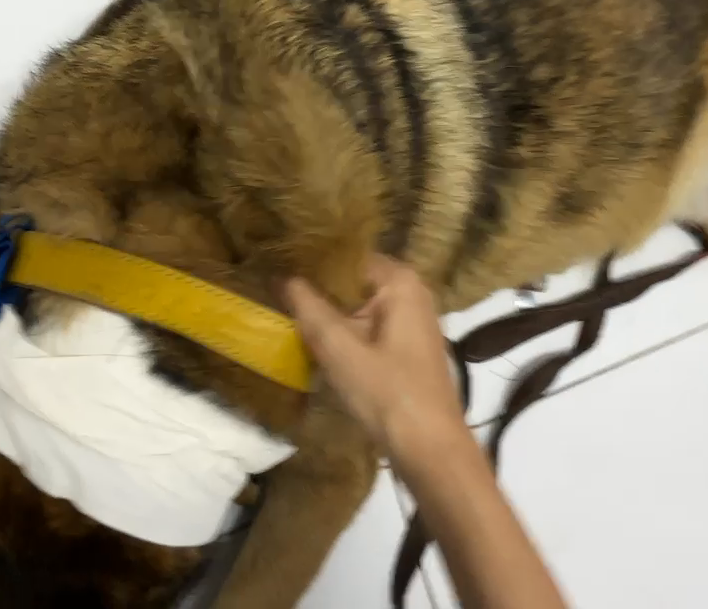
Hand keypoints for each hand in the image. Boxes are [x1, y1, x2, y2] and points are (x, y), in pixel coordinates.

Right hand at [284, 255, 465, 460]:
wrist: (432, 454)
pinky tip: (317, 340)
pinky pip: (368, 325)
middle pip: (352, 280)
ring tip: (287, 310)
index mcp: (399, 281)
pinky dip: (345, 330)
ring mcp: (412, 320)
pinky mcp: (408, 347)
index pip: (345, 255)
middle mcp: (411, 291)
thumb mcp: (338, 348)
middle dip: (317, 287)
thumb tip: (279, 275)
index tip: (277, 265)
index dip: (310, 261)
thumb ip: (307, 307)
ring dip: (329, 311)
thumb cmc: (387, 394)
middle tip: (275, 290)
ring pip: (358, 305)